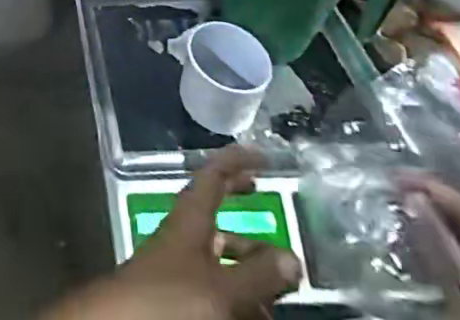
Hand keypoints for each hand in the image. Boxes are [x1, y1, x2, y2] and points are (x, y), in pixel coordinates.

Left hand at [43, 147, 300, 319]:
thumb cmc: (168, 299)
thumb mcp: (220, 288)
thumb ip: (256, 275)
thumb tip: (291, 257)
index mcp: (189, 221)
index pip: (212, 177)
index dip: (235, 161)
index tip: (263, 155)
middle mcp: (183, 238)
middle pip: (218, 220)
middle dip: (246, 221)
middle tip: (273, 223)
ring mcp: (178, 269)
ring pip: (219, 260)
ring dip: (249, 270)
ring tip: (281, 291)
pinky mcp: (177, 298)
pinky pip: (213, 289)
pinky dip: (237, 297)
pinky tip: (257, 314)